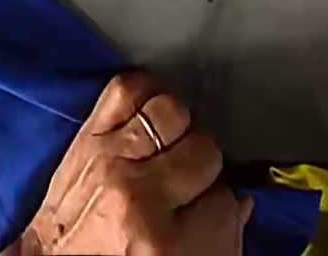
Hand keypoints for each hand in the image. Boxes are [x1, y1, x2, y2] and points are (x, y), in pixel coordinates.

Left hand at [10, 71, 250, 254]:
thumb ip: (213, 241)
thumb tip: (240, 200)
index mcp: (162, 247)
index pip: (226, 198)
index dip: (221, 202)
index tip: (208, 209)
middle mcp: (137, 199)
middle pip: (205, 152)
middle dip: (201, 168)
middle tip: (186, 184)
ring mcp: (110, 161)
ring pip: (173, 113)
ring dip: (176, 130)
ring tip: (167, 149)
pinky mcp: (88, 135)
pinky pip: (128, 87)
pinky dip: (143, 93)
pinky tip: (146, 117)